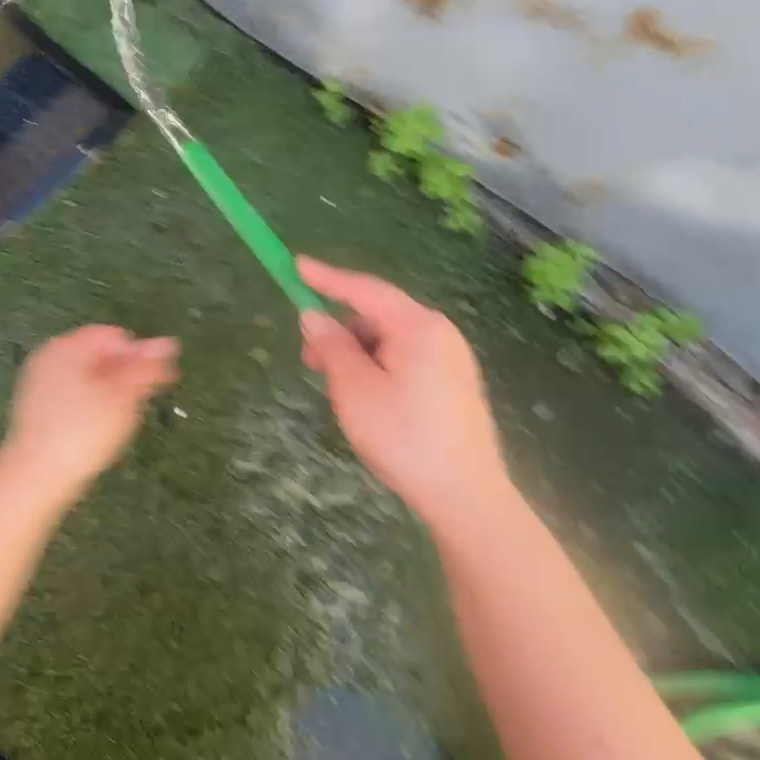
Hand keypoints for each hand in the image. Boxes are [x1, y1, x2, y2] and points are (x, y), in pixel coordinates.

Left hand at [0, 326, 179, 502]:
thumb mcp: (123, 397)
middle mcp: (48, 357)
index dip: (138, 355)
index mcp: (66, 346)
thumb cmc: (83, 431)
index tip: (154, 382)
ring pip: (86, 378)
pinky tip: (97, 430)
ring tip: (119, 420)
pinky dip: (89, 406)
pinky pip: (72, 396)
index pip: (113, 336)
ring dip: (109, 393)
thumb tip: (168, 344)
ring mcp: (38, 382)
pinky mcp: (35, 408)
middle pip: (97, 355)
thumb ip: (146, 368)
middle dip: (123, 375)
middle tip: (139, 403)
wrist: (37, 475)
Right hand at [296, 257, 510, 523]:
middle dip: (339, 330)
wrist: (464, 493)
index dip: (327, 278)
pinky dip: (375, 366)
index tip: (295, 265)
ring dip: (355, 353)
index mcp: (418, 327)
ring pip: (388, 340)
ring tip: (337, 389)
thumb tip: (314, 316)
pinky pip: (403, 358)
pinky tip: (364, 398)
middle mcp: (439, 334)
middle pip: (376, 315)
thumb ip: (332, 346)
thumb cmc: (403, 435)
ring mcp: (450, 359)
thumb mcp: (354, 389)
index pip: (365, 290)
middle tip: (308, 359)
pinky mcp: (452, 383)